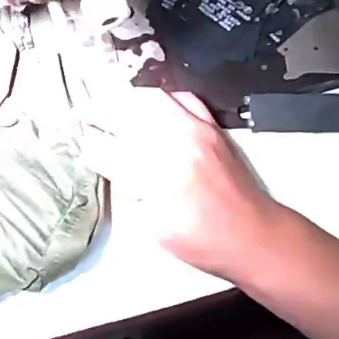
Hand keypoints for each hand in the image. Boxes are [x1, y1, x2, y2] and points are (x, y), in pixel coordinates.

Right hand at [81, 88, 285, 279]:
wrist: (253, 234)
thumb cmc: (203, 241)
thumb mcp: (152, 227)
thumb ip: (129, 192)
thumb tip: (115, 167)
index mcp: (153, 175)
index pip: (104, 148)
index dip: (89, 148)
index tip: (86, 150)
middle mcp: (172, 144)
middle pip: (123, 113)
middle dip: (98, 114)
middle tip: (86, 118)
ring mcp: (195, 130)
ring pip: (150, 98)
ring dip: (126, 101)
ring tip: (113, 108)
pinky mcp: (211, 127)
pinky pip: (183, 98)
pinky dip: (163, 99)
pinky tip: (154, 109)